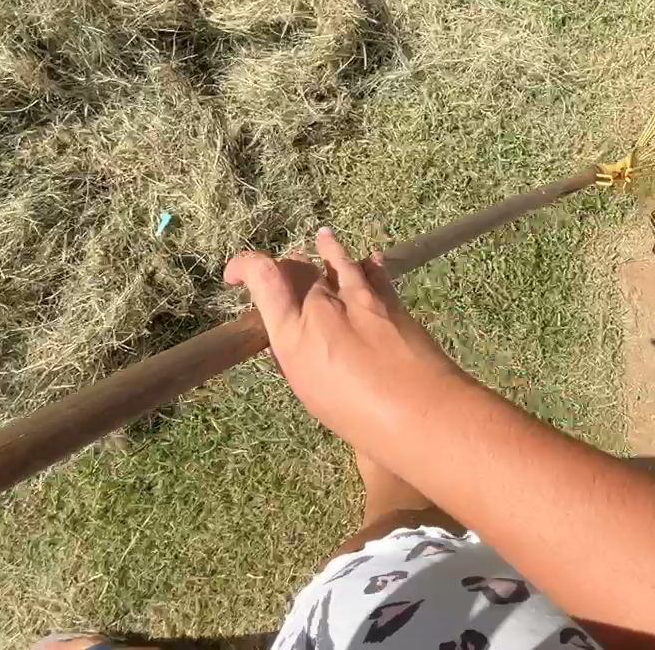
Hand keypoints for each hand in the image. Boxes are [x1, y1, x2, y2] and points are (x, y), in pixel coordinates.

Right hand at [223, 228, 467, 447]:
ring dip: (329, 248)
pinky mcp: (390, 299)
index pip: (263, 276)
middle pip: (300, 268)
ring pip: (339, 260)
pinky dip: (369, 264)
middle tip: (289, 270)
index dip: (245, 265)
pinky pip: (375, 272)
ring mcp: (360, 297)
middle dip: (290, 267)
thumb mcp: (312, 392)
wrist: (419, 409)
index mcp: (294, 334)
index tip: (236, 273)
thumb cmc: (359, 418)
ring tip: (323, 236)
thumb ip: (302, 357)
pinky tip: (371, 259)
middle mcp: (323, 306)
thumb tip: (300, 341)